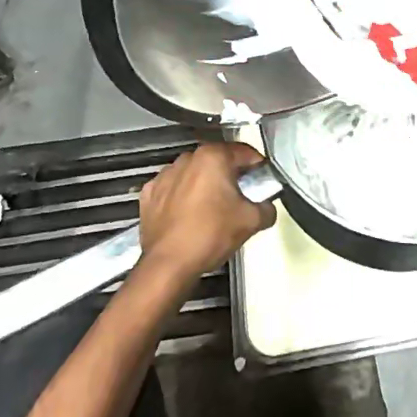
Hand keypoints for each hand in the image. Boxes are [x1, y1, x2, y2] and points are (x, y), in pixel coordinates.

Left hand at [136, 142, 273, 285]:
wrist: (168, 264)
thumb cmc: (209, 236)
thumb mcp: (252, 222)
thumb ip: (267, 208)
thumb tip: (266, 208)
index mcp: (213, 157)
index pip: (245, 152)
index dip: (258, 167)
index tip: (262, 180)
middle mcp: (187, 159)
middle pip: (218, 161)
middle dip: (230, 176)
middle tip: (241, 199)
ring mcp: (165, 175)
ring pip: (194, 174)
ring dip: (205, 185)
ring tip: (214, 210)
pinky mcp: (150, 193)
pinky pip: (174, 189)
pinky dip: (183, 197)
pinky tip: (190, 216)